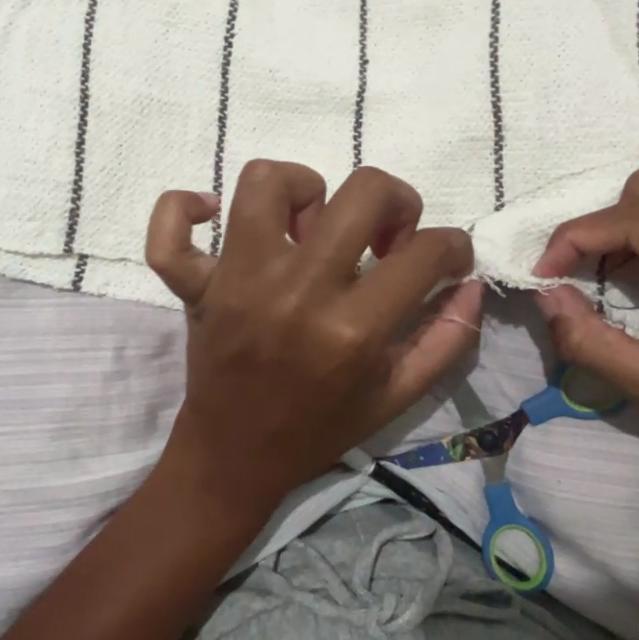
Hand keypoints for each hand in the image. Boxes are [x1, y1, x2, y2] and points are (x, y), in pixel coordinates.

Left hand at [145, 160, 482, 515]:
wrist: (236, 456)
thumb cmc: (319, 427)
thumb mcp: (397, 397)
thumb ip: (446, 340)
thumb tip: (470, 281)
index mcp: (353, 329)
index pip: (426, 250)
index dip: (453, 246)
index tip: (443, 257)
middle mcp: (297, 293)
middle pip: (360, 192)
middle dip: (395, 201)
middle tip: (384, 237)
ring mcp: (238, 284)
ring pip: (265, 183)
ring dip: (301, 189)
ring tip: (311, 225)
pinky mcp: (195, 288)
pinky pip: (168, 233)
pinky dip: (183, 209)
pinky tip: (211, 213)